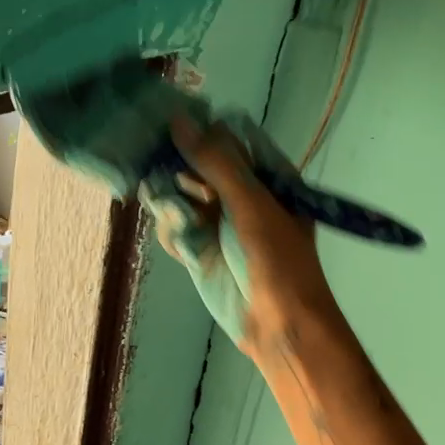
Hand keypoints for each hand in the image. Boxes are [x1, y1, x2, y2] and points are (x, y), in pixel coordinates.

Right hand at [168, 114, 335, 335]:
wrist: (276, 323)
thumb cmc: (275, 259)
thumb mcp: (249, 203)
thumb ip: (214, 162)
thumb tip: (178, 121)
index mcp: (265, 174)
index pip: (226, 137)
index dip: (198, 131)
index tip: (168, 129)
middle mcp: (239, 194)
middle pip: (196, 166)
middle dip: (178, 172)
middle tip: (176, 186)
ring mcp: (216, 223)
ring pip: (178, 196)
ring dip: (172, 205)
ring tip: (181, 221)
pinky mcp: (197, 250)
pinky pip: (173, 228)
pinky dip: (172, 233)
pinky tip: (181, 246)